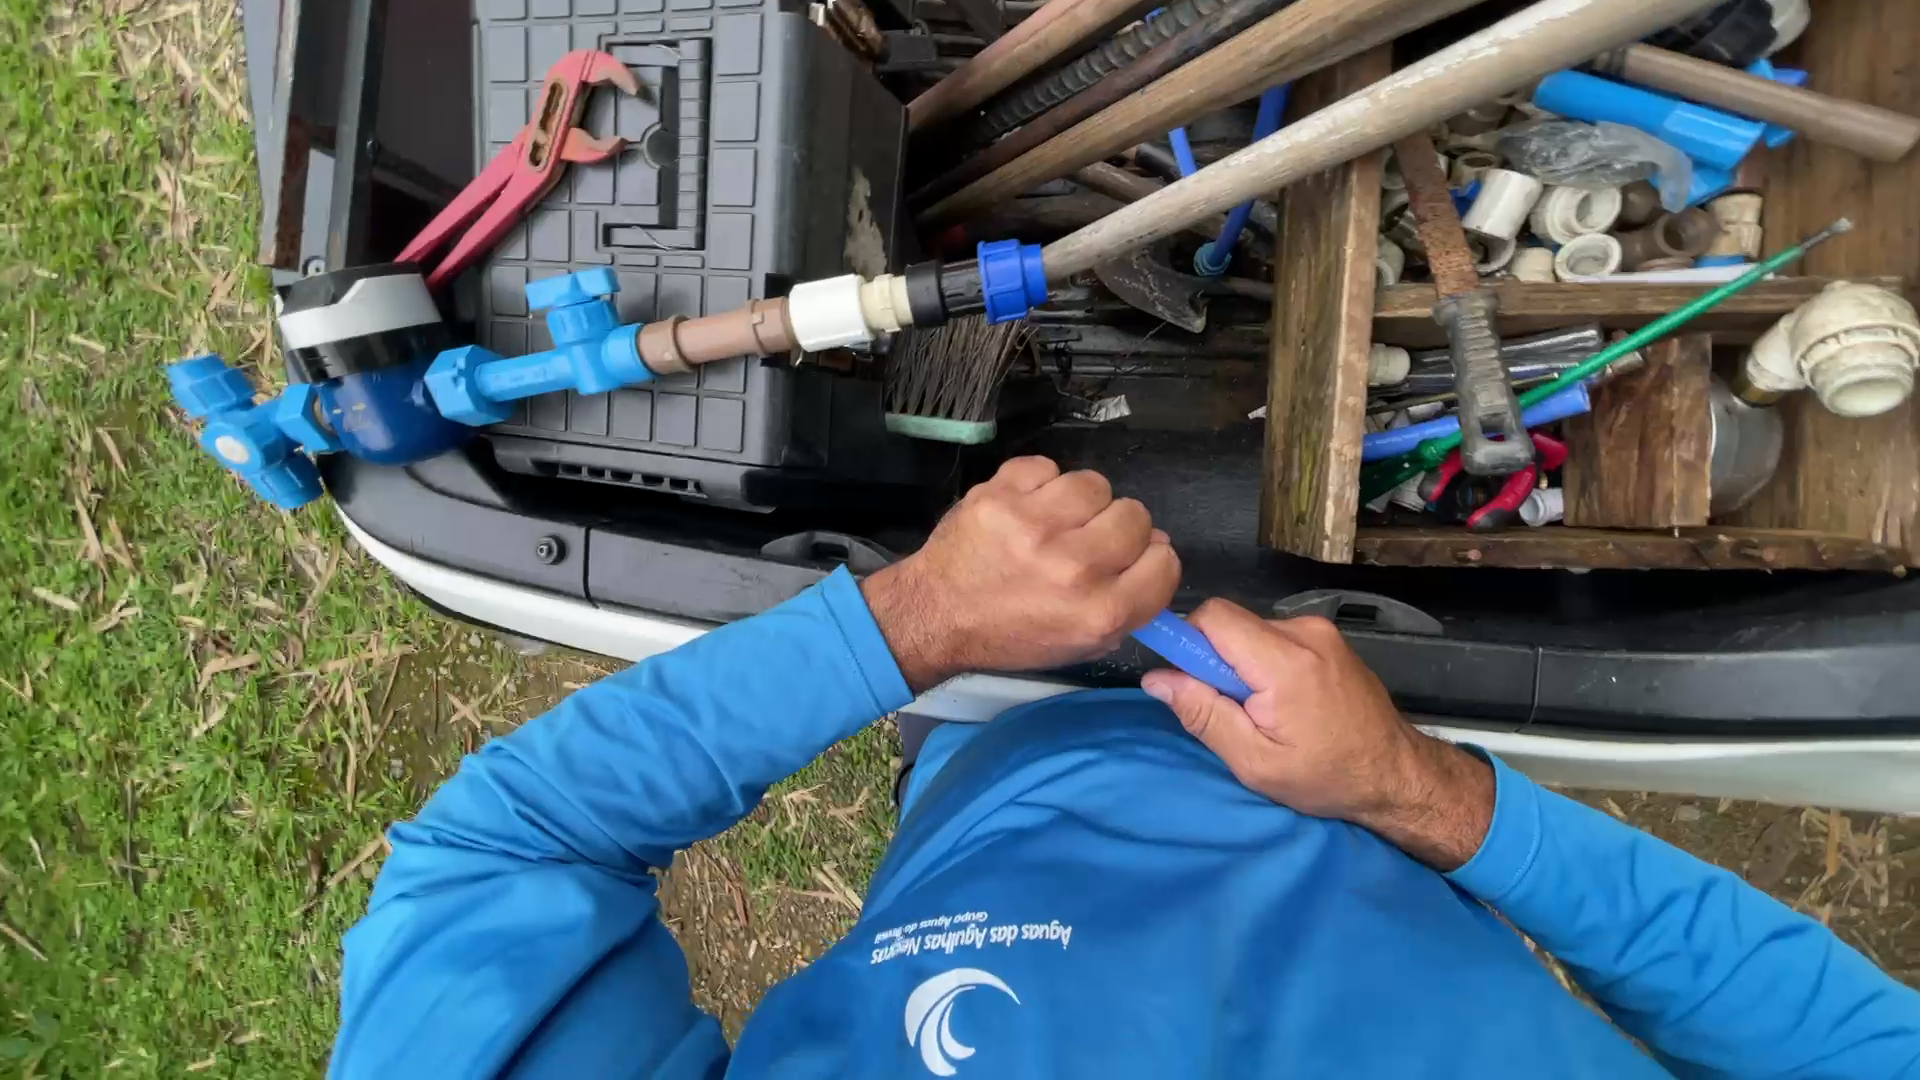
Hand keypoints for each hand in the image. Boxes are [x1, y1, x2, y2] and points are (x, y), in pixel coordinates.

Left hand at [862, 457, 1180, 693]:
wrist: (936, 614)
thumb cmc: (1011, 634)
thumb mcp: (1081, 644)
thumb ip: (1130, 603)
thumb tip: (1156, 545)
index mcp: (1100, 612)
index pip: (1164, 561)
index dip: (1149, 559)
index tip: (1125, 562)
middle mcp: (1074, 567)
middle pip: (1136, 516)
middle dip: (1116, 528)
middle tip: (1084, 542)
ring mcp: (1034, 525)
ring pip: (1095, 484)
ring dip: (1079, 502)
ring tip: (1052, 522)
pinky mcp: (1000, 494)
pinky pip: (1047, 467)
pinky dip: (1039, 485)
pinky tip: (1024, 509)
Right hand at [1140, 600, 1493, 869]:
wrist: (1400, 776)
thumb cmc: (1326, 777)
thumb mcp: (1254, 763)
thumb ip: (1203, 714)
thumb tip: (1156, 679)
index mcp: (1285, 663)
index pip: (1212, 616)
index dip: (1188, 639)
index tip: (1186, 677)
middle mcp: (1303, 633)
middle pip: (1228, 622)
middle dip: (1214, 658)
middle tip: (1229, 705)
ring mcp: (1318, 630)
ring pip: (1247, 628)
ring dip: (1239, 661)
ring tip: (1261, 707)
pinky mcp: (1325, 635)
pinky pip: (1270, 634)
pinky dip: (1261, 660)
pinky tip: (1281, 698)